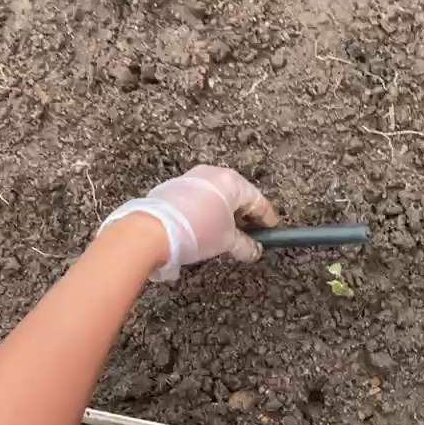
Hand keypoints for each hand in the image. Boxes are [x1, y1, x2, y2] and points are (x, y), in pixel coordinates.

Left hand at [98, 166, 279, 280]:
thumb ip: (245, 245)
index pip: (257, 200)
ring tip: (225, 235)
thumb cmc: (195, 231)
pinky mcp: (173, 188)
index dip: (266, 217)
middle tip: (250, 235)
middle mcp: (211, 174)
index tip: (272, 229)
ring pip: (216, 196)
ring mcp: (190, 179)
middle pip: (236, 195)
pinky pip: (198, 199)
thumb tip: (253, 250)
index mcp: (230, 181)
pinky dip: (206, 212)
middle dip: (244, 216)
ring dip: (223, 214)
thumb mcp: (226, 242)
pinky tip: (204, 229)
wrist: (152, 230)